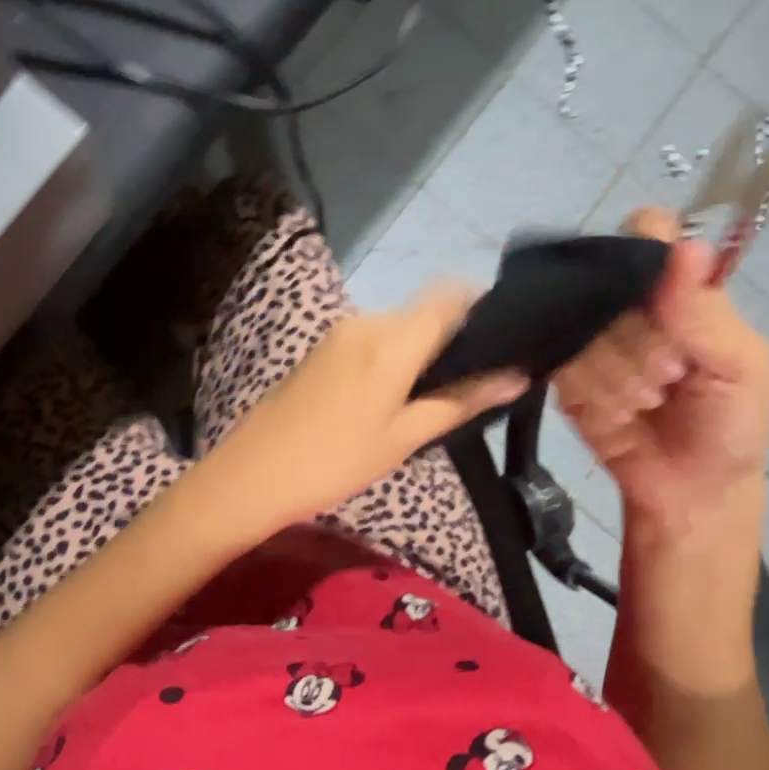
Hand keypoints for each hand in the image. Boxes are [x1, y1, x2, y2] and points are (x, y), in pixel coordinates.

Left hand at [198, 285, 527, 534]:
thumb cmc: (334, 461)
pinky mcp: (320, 349)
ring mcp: (338, 334)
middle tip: (469, 384)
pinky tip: (390, 398)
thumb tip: (517, 376)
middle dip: (450, 339)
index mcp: (392, 339)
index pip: (449, 295)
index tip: (499, 341)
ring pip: (397, 328)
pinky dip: (390, 358)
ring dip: (418, 352)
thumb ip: (460, 402)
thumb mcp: (404, 438)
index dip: (479, 308)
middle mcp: (366, 322)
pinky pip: (370, 340)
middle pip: (423, 312)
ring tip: (429, 398)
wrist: (251, 474)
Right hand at [554, 208, 768, 537]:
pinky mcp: (565, 377)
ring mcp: (593, 342)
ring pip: (582, 330)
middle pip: (608, 288)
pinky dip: (594, 393)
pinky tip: (618, 414)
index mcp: (681, 292)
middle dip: (640, 337)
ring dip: (618, 373)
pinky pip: (563, 365)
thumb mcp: (741, 367)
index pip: (648, 235)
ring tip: (647, 402)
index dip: (641, 243)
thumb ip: (705, 313)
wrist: (689, 492)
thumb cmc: (731, 425)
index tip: (646, 283)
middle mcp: (631, 309)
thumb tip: (686, 246)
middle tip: (671, 375)